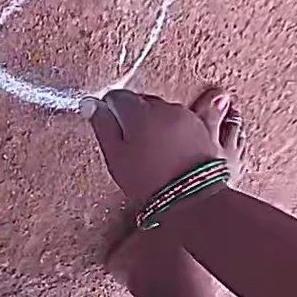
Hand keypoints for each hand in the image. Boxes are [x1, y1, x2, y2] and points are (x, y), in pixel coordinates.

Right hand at [82, 88, 232, 205]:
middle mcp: (165, 107)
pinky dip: (177, 128)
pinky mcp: (205, 127)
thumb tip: (90, 104)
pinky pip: (186, 119)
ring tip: (153, 150)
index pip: (117, 97)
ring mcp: (188, 116)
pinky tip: (173, 146)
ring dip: (157, 124)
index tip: (108, 124)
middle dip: (134, 118)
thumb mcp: (115, 156)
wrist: (192, 199)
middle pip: (142, 103)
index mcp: (139, 112)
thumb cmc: (149, 181)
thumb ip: (102, 125)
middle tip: (129, 143)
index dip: (109, 110)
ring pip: (164, 112)